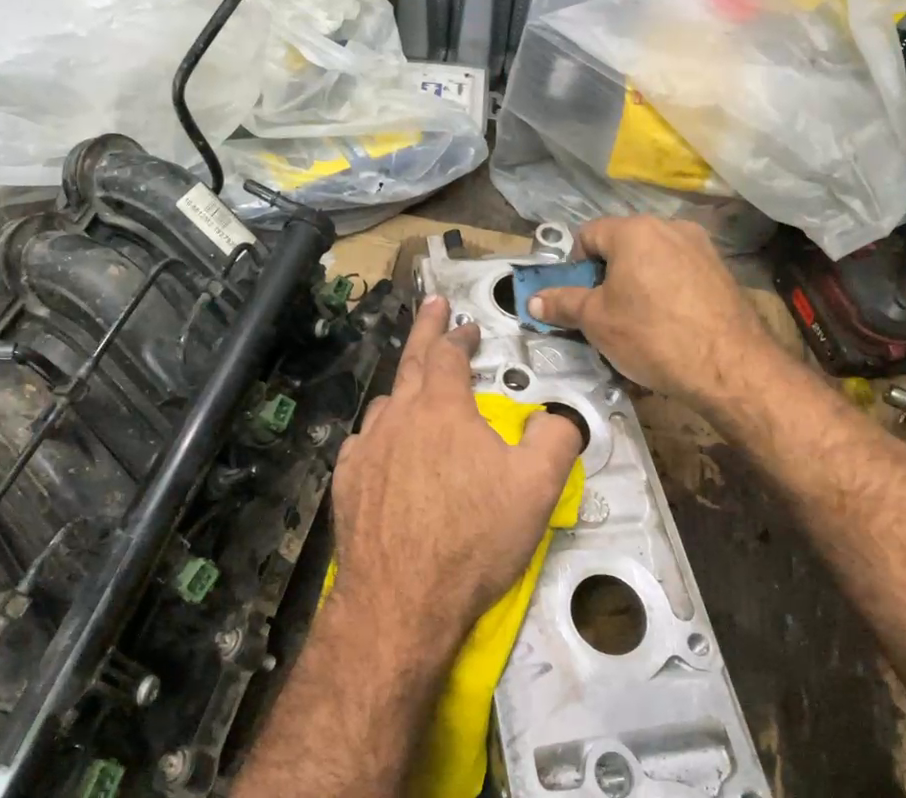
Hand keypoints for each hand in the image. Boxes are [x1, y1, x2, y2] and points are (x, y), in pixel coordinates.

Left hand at [329, 296, 581, 645]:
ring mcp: (366, 449)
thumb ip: (556, 437)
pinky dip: (381, 434)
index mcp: (442, 410)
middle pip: (411, 361)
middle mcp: (398, 418)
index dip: (459, 336)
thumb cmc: (474, 539)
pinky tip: (386, 448)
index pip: (448, 354)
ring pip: (386, 404)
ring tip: (415, 388)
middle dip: (425, 330)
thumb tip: (559, 415)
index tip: (468, 328)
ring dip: (404, 389)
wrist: (402, 600)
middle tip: (431, 306)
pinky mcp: (347, 482)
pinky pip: (364, 443)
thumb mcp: (538, 488)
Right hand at [528, 216, 782, 403]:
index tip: (577, 298)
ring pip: (652, 260)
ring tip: (637, 323)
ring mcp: (701, 247)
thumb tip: (534, 299)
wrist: (729, 366)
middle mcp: (670, 227)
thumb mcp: (596, 322)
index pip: (588, 235)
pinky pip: (679, 274)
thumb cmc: (652, 335)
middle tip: (603, 313)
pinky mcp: (722, 271)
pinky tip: (669, 325)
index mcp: (634, 230)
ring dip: (637, 284)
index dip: (574, 266)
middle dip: (607, 276)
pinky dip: (666, 292)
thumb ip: (563, 303)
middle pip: (623, 245)